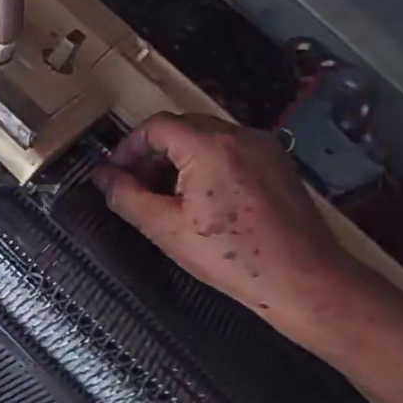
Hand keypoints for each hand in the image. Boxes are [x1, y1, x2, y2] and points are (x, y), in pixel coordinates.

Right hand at [91, 113, 366, 330]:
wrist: (299, 277)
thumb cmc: (234, 256)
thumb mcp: (167, 229)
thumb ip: (127, 197)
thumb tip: (103, 177)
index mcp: (210, 147)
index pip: (156, 126)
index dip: (128, 147)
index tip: (115, 172)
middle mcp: (240, 135)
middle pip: (182, 127)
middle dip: (152, 153)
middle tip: (134, 185)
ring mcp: (263, 147)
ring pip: (207, 137)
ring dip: (178, 158)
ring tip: (165, 196)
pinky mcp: (276, 163)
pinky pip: (230, 150)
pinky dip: (206, 163)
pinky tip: (200, 199)